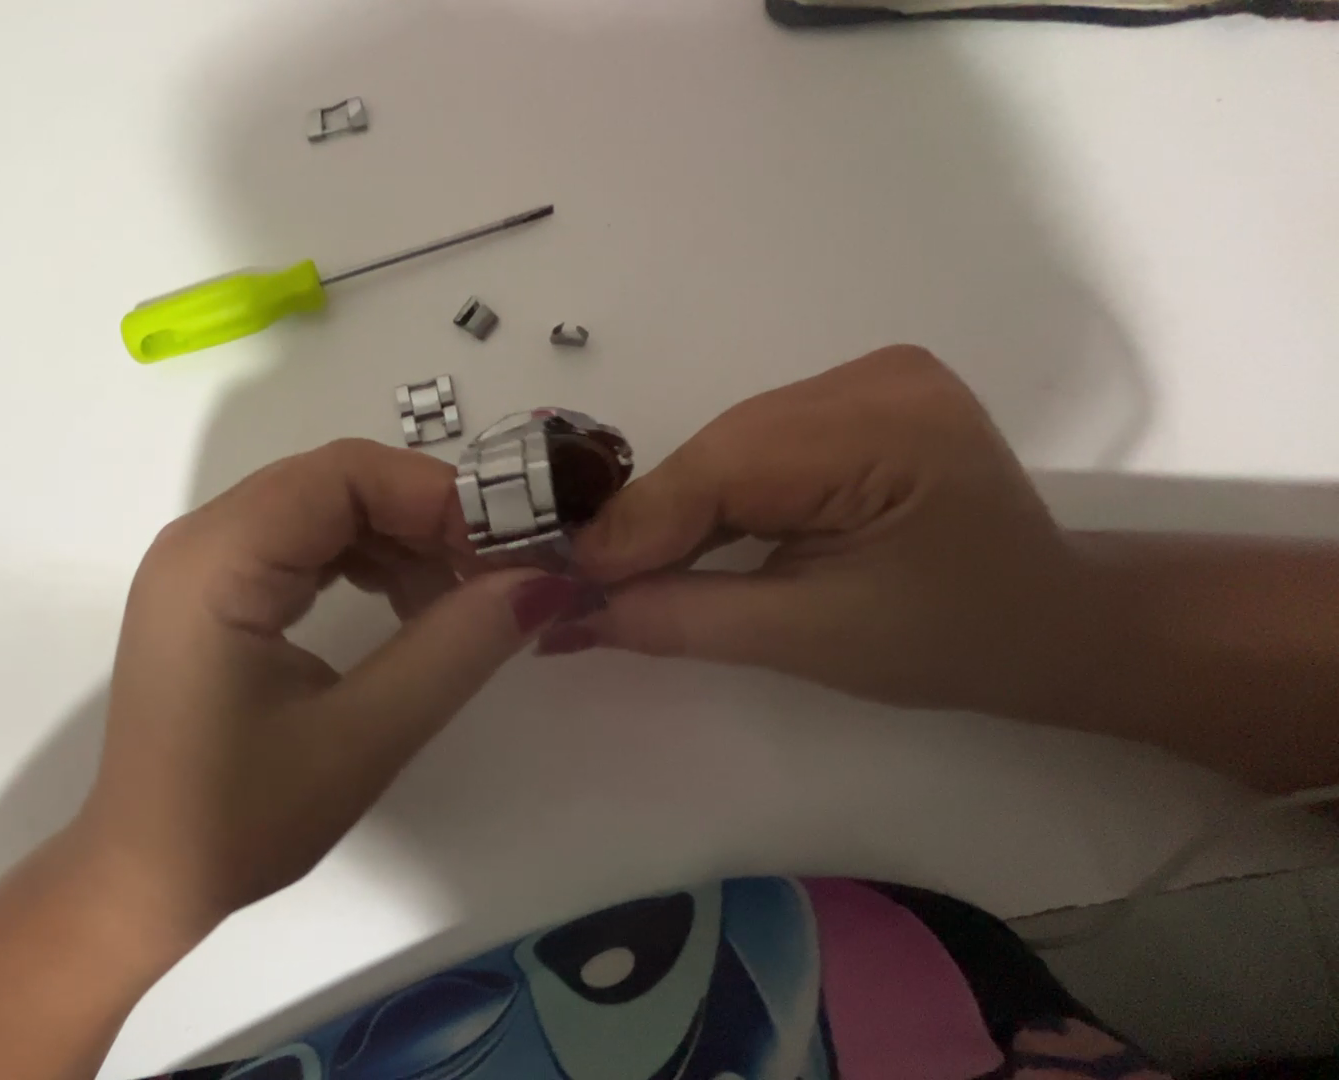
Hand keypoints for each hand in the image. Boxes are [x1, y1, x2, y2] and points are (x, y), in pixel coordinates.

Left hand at [78, 439, 599, 937]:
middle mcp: (203, 539)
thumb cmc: (240, 818)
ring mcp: (205, 563)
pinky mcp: (217, 591)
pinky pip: (304, 545)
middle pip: (333, 484)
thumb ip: (455, 649)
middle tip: (496, 576)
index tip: (510, 551)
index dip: (436, 496)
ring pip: (323, 511)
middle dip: (424, 518)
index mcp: (218, 558)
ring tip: (456, 602)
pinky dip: (364, 563)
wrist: (146, 875)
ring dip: (399, 541)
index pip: (342, 475)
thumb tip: (544, 581)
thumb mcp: (361, 737)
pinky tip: (404, 609)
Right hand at [561, 346, 1088, 716]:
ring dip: (672, 510)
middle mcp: (870, 378)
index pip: (722, 469)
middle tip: (588, 584)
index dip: (634, 527)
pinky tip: (686, 536)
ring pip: (718, 445)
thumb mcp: (803, 641)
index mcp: (886, 429)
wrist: (1049, 621)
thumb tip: (567, 613)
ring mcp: (859, 379)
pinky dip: (705, 496)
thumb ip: (677, 618)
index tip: (563, 581)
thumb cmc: (948, 641)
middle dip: (648, 522)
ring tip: (631, 569)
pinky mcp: (844, 398)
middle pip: (714, 451)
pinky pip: (742, 445)